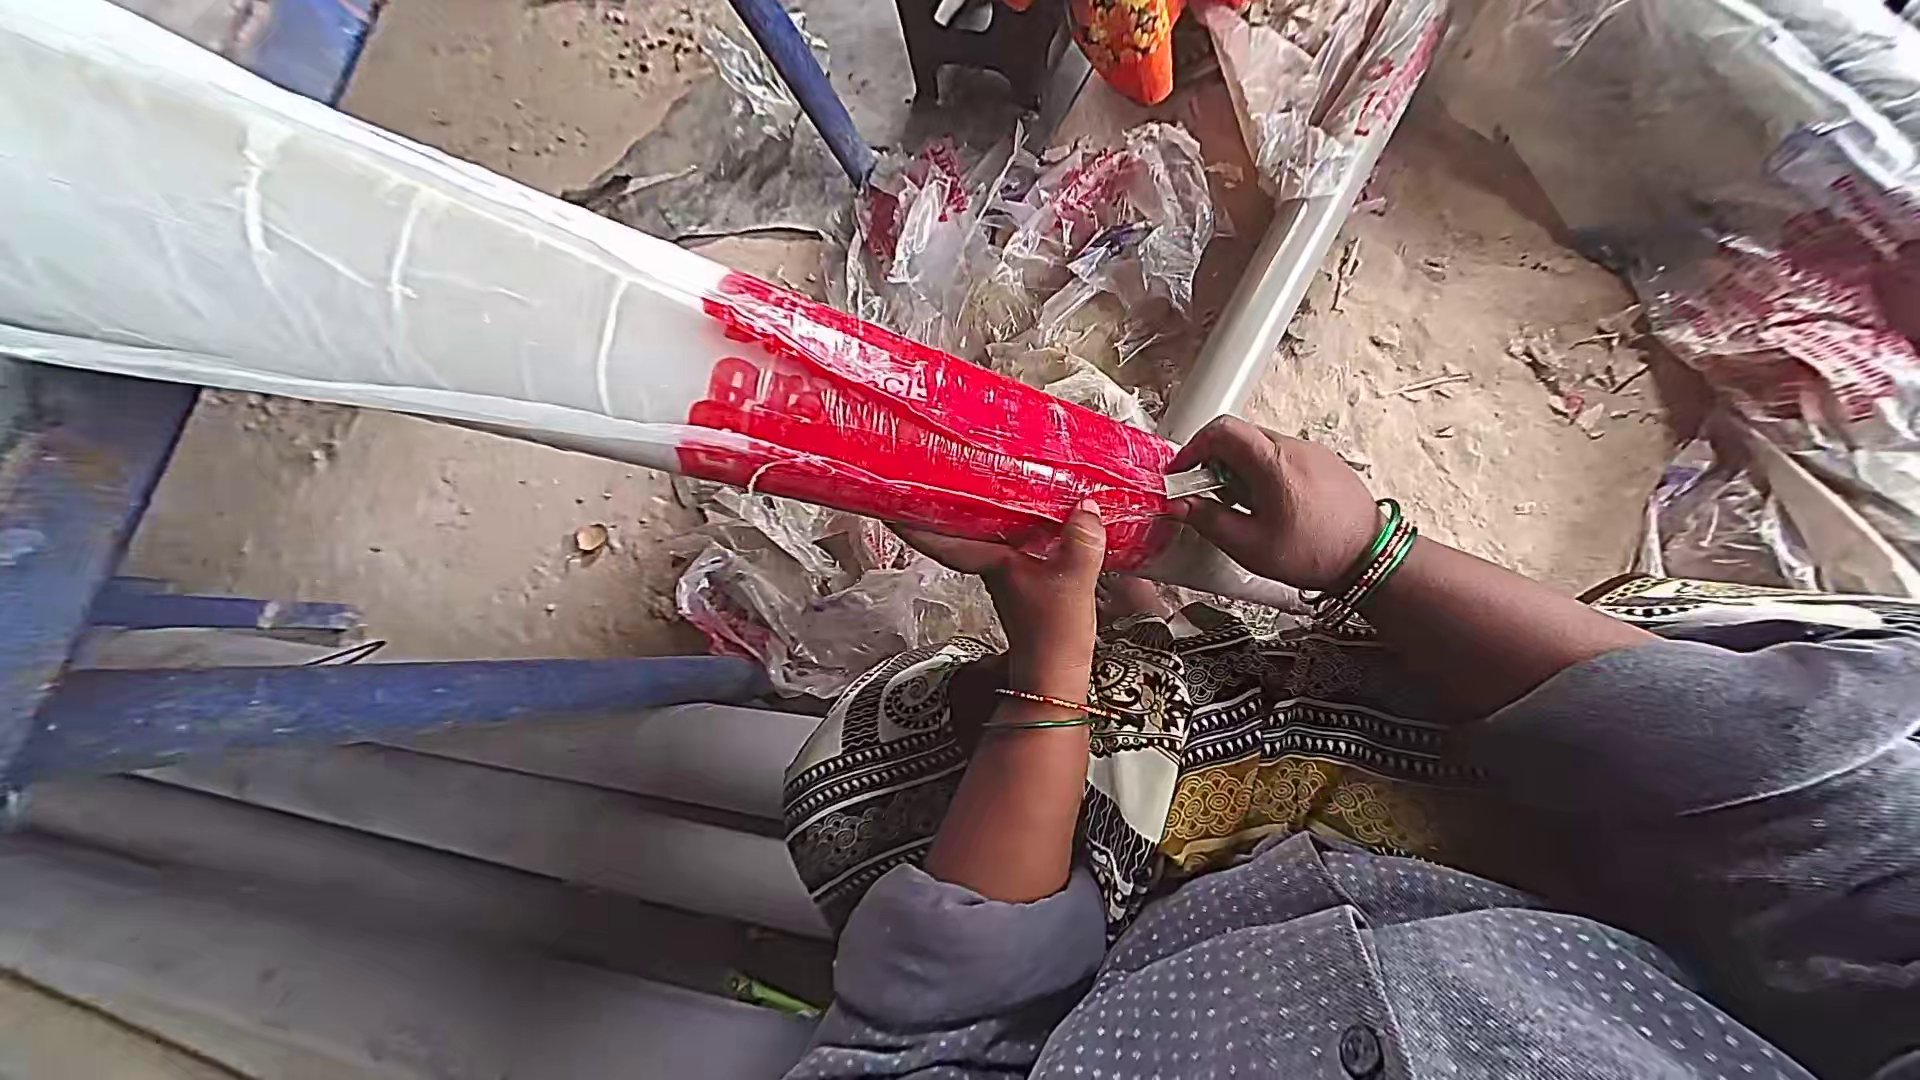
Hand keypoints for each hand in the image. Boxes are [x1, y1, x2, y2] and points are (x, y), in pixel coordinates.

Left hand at [899, 499, 1105, 699]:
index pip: (941, 538)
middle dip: (943, 504)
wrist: (1054, 676)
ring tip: (975, 482)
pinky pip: (1007, 545)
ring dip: (975, 514)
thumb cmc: (1053, 633)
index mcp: (990, 563)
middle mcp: (990, 567)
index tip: (886, 499)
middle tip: (932, 475)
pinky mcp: (1021, 582)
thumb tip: (1085, 506)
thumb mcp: (1073, 582)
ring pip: (981, 536)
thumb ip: (1081, 542)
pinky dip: (1011, 527)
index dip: (913, 519)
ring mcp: (1003, 575)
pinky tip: (1028, 515)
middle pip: (958, 531)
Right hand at [1165, 416, 1378, 588]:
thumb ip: (1207, 519)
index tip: (1182, 472)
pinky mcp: (1323, 461)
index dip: (1193, 448)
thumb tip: (1177, 504)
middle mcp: (1294, 448)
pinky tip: (1262, 501)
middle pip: (1238, 435)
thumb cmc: (1315, 553)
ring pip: (1259, 444)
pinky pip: (1280, 454)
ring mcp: (1311, 452)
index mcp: (1273, 464)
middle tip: (1202, 490)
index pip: (1221, 430)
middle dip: (1211, 459)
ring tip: (1234, 501)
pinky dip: (1259, 469)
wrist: (1372, 559)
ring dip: (1235, 465)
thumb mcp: (1248, 544)